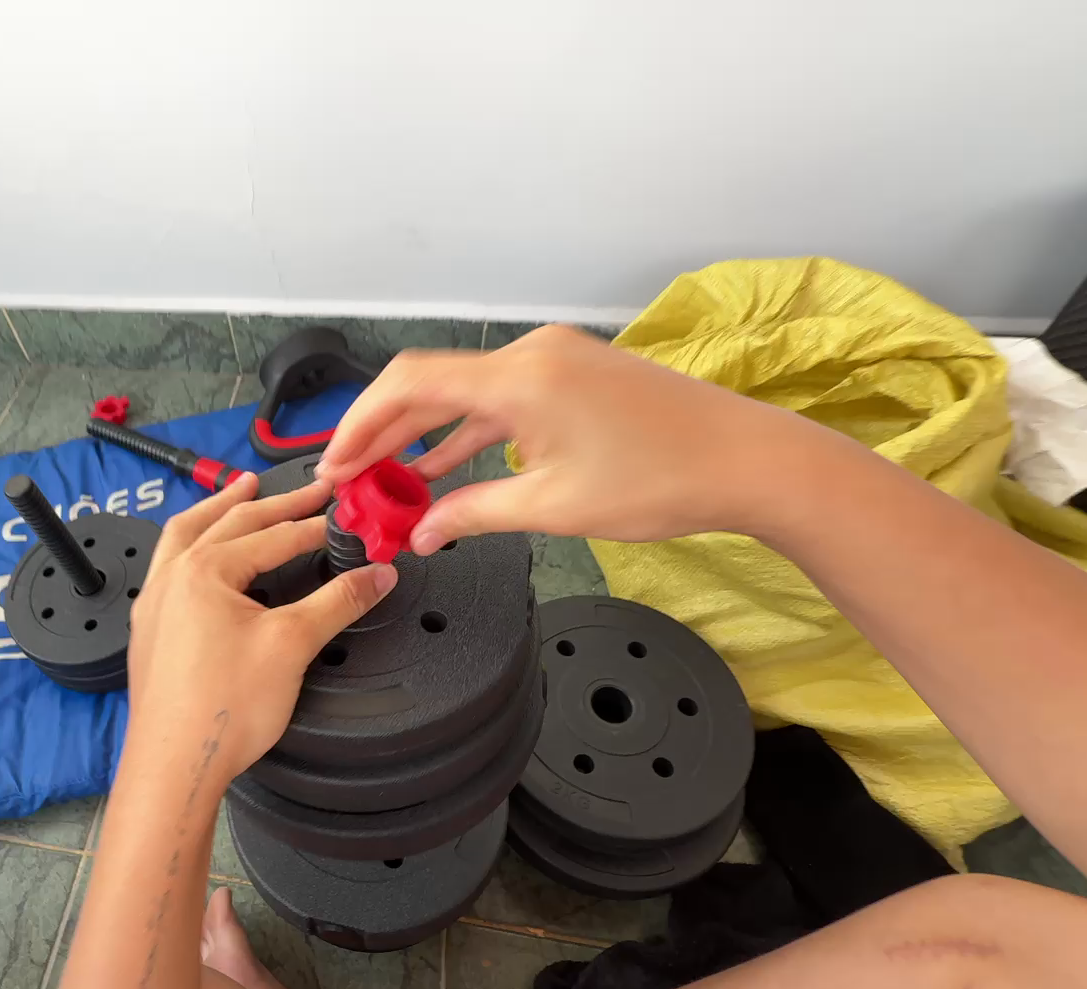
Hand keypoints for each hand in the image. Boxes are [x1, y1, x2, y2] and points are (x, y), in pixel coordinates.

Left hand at [125, 473, 398, 779]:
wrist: (174, 766)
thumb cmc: (224, 708)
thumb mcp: (293, 645)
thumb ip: (338, 602)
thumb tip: (378, 576)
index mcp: (204, 570)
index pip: (274, 537)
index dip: (315, 528)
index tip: (345, 521)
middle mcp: (171, 577)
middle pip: (229, 523)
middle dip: (273, 503)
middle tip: (309, 489)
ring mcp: (154, 603)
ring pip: (186, 536)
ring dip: (218, 510)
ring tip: (242, 490)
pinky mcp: (149, 629)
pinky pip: (169, 566)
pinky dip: (193, 544)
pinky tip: (204, 553)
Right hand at [315, 324, 840, 550]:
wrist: (751, 461)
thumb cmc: (658, 482)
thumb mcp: (551, 507)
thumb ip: (473, 515)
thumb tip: (421, 535)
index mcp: (518, 378)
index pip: (409, 385)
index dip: (360, 424)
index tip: (335, 466)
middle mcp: (528, 355)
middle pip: (428, 386)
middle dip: (383, 433)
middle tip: (349, 478)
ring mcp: (551, 361)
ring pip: (461, 394)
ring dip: (421, 434)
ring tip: (383, 478)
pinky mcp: (568, 376)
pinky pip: (497, 400)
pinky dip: (465, 432)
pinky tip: (440, 466)